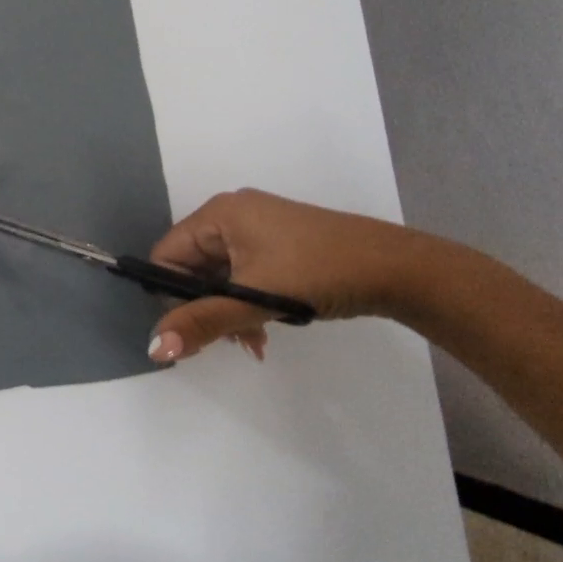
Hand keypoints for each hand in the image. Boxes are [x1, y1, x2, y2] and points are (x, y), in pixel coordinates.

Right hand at [146, 188, 442, 362]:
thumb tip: (155, 349)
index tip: (203, 325)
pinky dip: (249, 298)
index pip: (166, 256)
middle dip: (208, 306)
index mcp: (217, 213)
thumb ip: (202, 323)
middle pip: (193, 265)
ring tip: (257, 338)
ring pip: (220, 272)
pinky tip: (269, 322)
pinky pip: (244, 270)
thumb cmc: (322, 274)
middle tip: (237, 339)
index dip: (174, 294)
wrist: (407, 270)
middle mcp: (232, 212)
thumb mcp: (256, 299)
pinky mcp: (281, 239)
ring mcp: (258, 224)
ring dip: (230, 308)